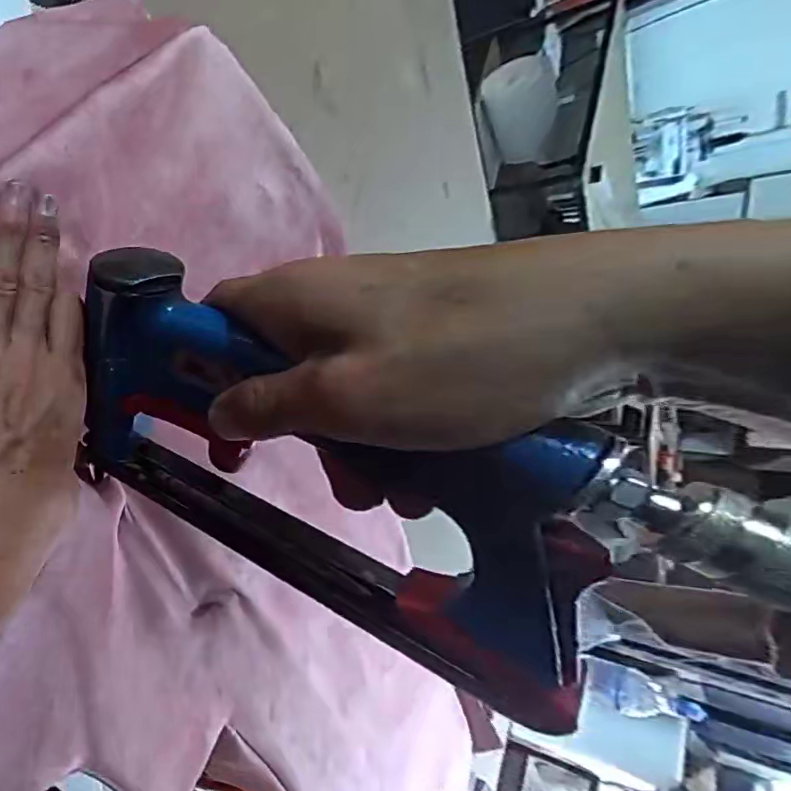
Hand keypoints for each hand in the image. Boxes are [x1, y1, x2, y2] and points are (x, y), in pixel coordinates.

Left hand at [0, 182, 84, 537]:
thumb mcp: (70, 468)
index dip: (64, 271)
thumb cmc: (32, 508)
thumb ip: (67, 435)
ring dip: (1, 237)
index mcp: (65, 382)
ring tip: (8, 198)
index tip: (62, 241)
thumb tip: (65, 432)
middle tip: (37, 197)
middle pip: (34, 284)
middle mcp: (29, 357)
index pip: (67, 313)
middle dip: (36, 237)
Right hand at [204, 243, 637, 450]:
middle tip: (312, 470)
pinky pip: (373, 388)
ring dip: (342, 443)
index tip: (205, 420)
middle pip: (264, 364)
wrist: (600, 315)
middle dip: (284, 426)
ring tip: (386, 490)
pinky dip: (384, 431)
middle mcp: (318, 301)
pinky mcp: (415, 335)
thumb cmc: (452, 358)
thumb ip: (264, 406)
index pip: (205, 320)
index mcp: (284, 300)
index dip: (190, 368)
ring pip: (324, 386)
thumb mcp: (341, 398)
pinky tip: (422, 473)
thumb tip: (215, 411)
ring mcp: (371, 318)